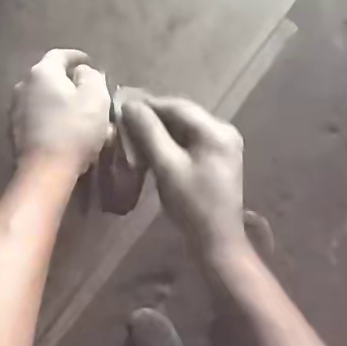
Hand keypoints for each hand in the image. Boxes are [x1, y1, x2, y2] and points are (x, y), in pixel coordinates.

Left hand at [12, 49, 111, 170]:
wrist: (45, 170)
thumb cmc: (75, 129)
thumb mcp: (96, 97)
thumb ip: (91, 76)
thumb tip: (82, 72)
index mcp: (42, 72)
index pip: (60, 55)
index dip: (77, 57)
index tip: (90, 62)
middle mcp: (23, 85)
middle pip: (50, 77)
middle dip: (70, 82)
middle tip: (88, 91)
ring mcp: (16, 109)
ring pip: (44, 99)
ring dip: (61, 103)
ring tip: (79, 115)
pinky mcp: (15, 131)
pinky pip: (39, 116)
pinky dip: (52, 118)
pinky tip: (66, 131)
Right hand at [120, 96, 245, 255]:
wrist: (216, 240)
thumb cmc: (191, 204)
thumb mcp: (167, 166)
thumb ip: (149, 133)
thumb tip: (130, 105)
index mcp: (216, 130)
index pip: (177, 106)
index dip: (148, 105)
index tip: (122, 109)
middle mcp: (225, 131)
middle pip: (183, 115)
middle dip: (154, 118)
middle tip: (125, 123)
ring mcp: (224, 144)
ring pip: (186, 127)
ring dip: (161, 130)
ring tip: (135, 136)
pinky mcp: (219, 157)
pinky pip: (192, 140)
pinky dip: (172, 141)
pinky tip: (154, 149)